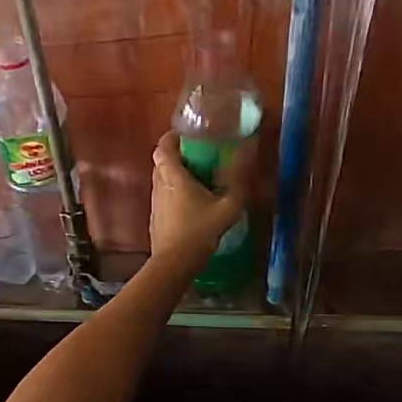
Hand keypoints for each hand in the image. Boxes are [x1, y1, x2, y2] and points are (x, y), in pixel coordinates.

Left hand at [149, 133, 249, 267]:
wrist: (174, 264)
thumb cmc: (199, 232)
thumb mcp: (227, 208)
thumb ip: (238, 183)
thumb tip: (247, 156)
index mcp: (173, 176)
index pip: (163, 146)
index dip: (172, 138)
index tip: (187, 137)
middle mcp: (159, 186)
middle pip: (162, 162)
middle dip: (177, 157)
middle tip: (198, 160)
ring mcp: (154, 203)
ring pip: (161, 181)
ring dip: (176, 178)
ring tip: (198, 183)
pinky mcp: (155, 219)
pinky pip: (163, 198)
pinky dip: (174, 196)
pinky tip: (191, 208)